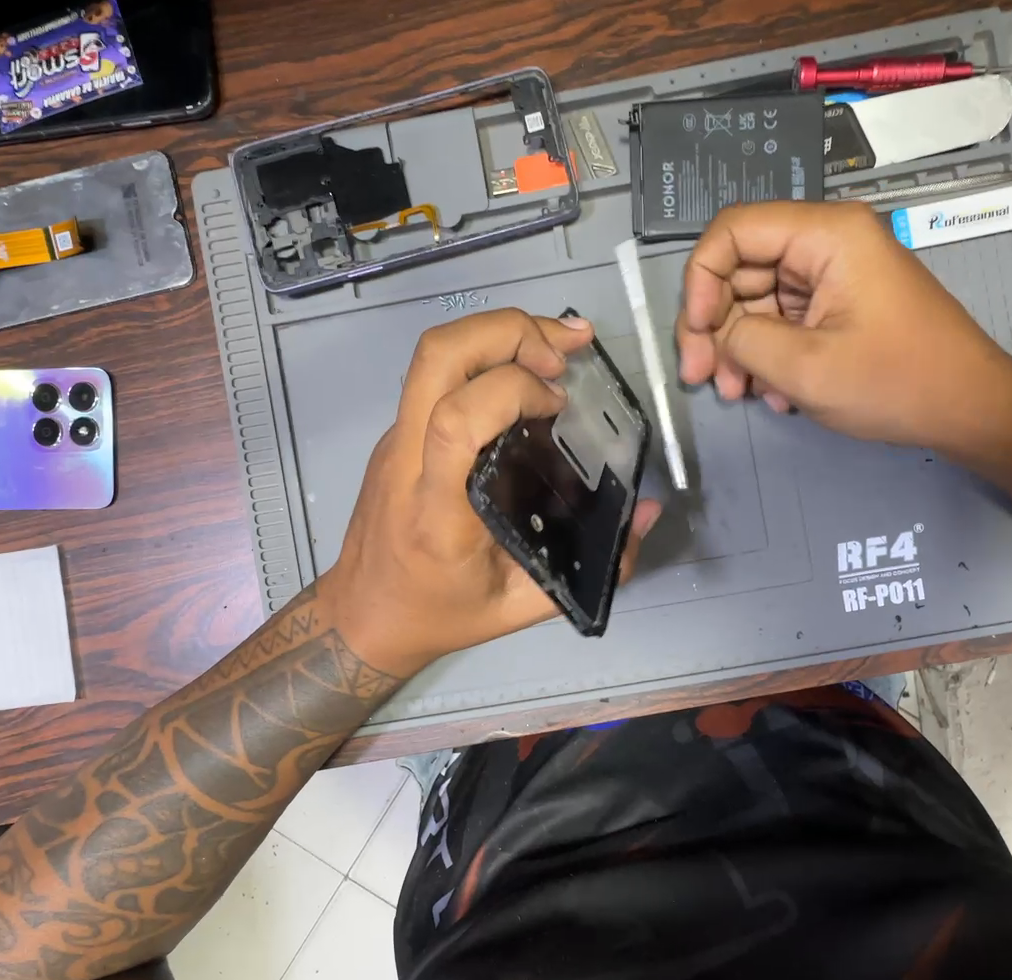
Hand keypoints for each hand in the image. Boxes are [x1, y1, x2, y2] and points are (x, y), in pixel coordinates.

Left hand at [317, 310, 661, 675]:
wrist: (363, 616)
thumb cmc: (440, 615)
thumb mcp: (523, 605)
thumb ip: (595, 568)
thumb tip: (647, 513)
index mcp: (437, 511)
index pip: (455, 422)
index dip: (511, 389)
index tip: (559, 404)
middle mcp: (407, 462)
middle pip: (437, 357)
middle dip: (508, 330)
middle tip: (566, 350)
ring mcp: (395, 442)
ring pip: (431, 355)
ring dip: (497, 333)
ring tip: (556, 349)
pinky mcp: (397, 435)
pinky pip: (435, 376)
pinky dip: (485, 356)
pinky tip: (525, 375)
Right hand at [676, 201, 1011, 448]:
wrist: (967, 408)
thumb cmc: (896, 383)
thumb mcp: (806, 367)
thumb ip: (744, 340)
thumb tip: (715, 333)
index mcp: (826, 235)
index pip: (733, 231)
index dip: (700, 281)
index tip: (697, 335)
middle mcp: (825, 244)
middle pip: (739, 268)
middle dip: (714, 325)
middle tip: (703, 377)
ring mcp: (831, 275)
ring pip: (754, 300)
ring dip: (738, 348)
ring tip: (740, 394)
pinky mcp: (835, 305)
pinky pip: (780, 320)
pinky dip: (766, 355)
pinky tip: (773, 393)